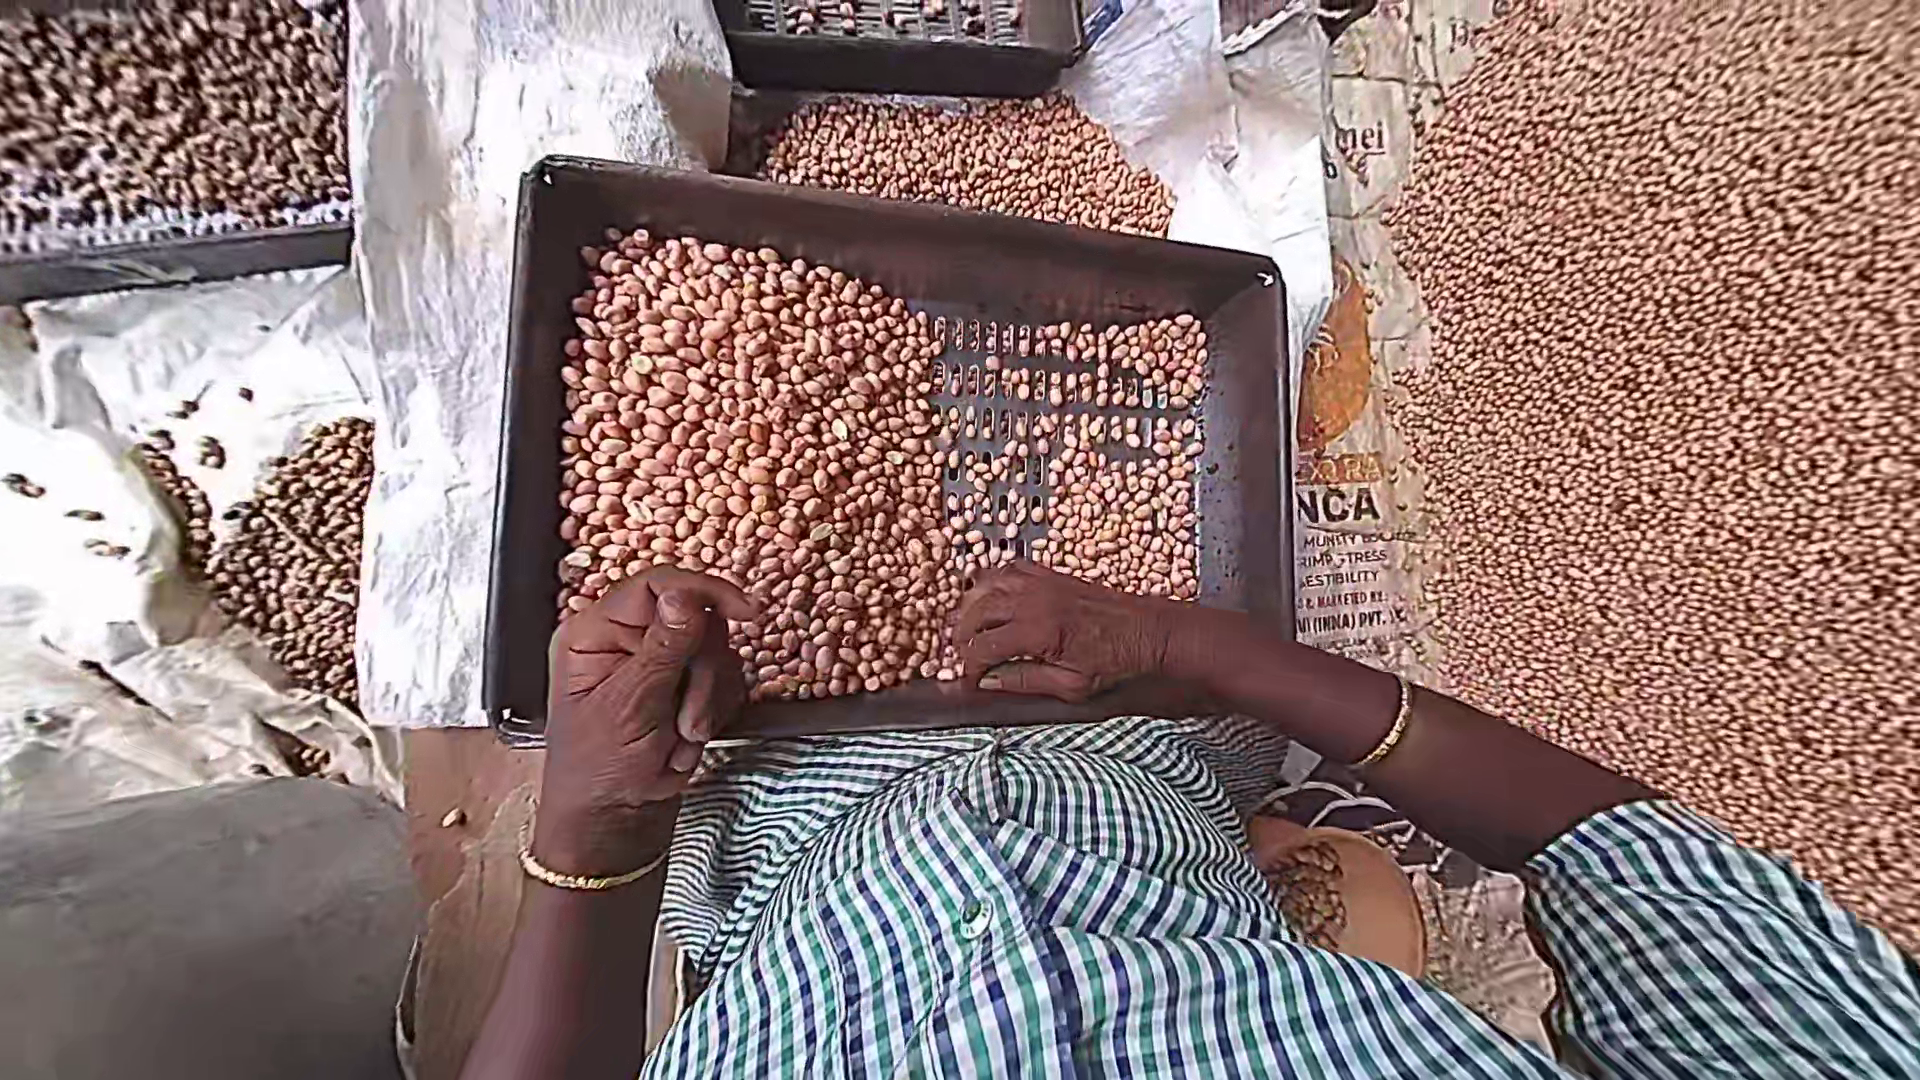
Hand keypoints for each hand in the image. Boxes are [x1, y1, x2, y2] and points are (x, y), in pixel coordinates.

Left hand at [535, 567, 759, 876]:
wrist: (617, 815)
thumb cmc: (600, 765)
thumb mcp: (630, 704)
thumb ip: (663, 647)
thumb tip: (686, 595)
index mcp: (598, 631)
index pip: (657, 585)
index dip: (703, 590)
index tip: (745, 611)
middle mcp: (631, 636)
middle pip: (698, 617)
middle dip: (702, 671)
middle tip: (688, 718)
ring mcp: (662, 657)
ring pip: (716, 648)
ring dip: (707, 696)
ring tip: (681, 736)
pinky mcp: (688, 678)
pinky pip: (724, 673)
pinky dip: (715, 706)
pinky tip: (688, 736)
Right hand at [953, 561, 1181, 701]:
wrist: (1148, 630)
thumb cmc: (1116, 661)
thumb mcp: (1072, 685)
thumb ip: (1025, 681)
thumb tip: (989, 682)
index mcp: (1037, 631)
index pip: (984, 648)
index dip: (970, 667)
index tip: (971, 680)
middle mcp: (1033, 600)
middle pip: (977, 612)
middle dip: (963, 636)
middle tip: (963, 655)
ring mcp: (1040, 582)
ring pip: (987, 586)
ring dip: (973, 607)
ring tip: (971, 629)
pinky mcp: (1050, 574)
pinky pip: (1010, 569)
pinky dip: (994, 581)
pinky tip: (994, 598)